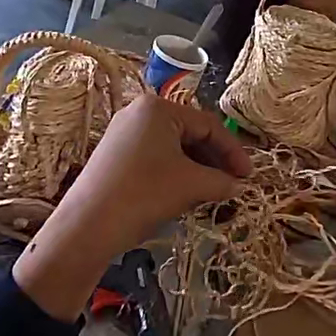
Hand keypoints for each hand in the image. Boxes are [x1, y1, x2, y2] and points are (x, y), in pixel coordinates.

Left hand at [15, 95, 250, 319]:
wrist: (87, 227)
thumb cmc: (144, 194)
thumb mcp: (191, 185)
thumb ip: (222, 181)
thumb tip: (239, 185)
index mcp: (158, 108)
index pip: (208, 125)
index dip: (232, 151)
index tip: (248, 175)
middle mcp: (139, 113)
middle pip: (190, 134)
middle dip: (215, 160)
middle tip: (233, 183)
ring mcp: (123, 134)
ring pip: (173, 148)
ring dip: (197, 169)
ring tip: (213, 192)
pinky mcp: (114, 156)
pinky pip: (155, 158)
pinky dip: (176, 173)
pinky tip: (186, 193)